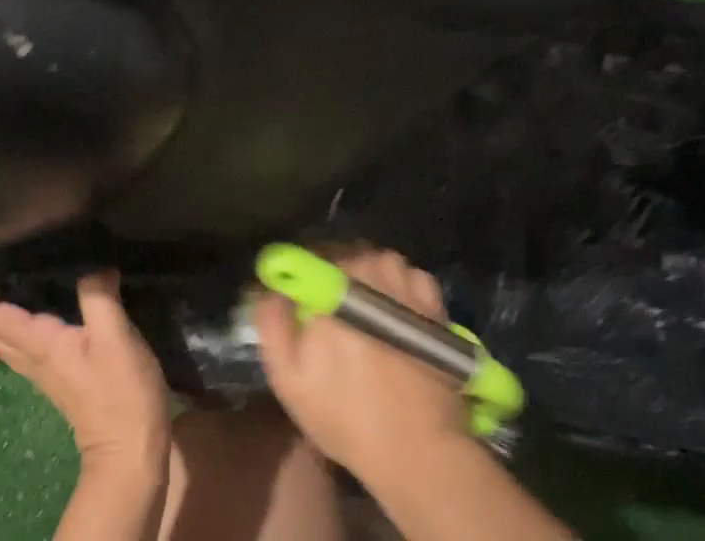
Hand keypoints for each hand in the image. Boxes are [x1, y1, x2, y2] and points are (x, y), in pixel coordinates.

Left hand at [0, 267, 170, 470]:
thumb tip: (94, 265)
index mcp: (38, 344)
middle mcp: (32, 357)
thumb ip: (98, 297)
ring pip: (0, 340)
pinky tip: (25, 315)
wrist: (129, 451)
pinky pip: (18, 346)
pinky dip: (8, 326)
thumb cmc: (120, 393)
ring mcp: (42, 371)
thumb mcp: (114, 337)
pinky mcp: (58, 378)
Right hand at [253, 250, 465, 475]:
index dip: (303, 268)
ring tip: (365, 300)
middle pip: (347, 253)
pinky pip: (413, 275)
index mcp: (331, 294)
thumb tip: (269, 288)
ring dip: (370, 271)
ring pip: (381, 259)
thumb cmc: (345, 416)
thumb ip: (272, 325)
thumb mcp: (289, 380)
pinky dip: (403, 283)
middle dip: (335, 270)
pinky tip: (397, 307)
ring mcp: (407, 292)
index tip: (300, 287)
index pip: (311, 256)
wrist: (417, 450)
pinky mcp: (435, 309)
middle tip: (331, 301)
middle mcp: (370, 280)